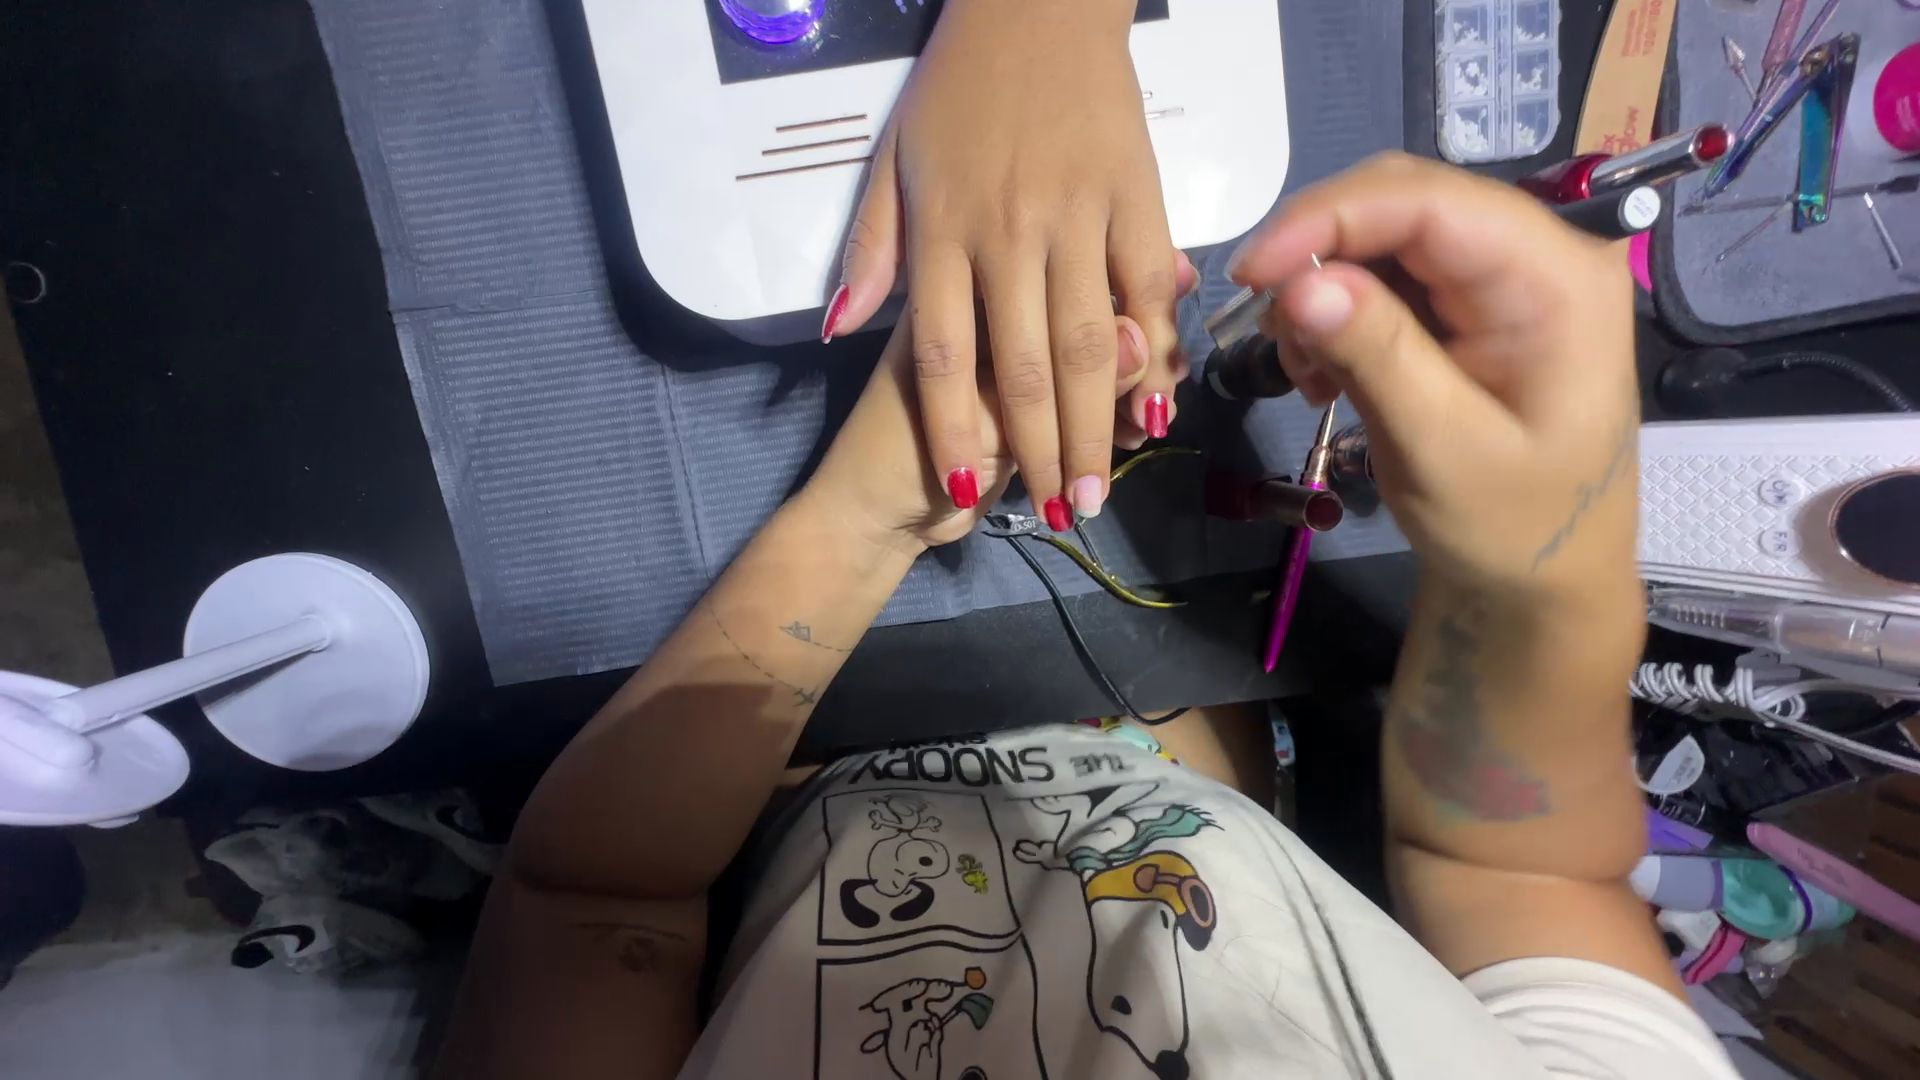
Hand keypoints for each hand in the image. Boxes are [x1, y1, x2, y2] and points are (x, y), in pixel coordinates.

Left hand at [824, 0, 1185, 528]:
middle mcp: (1008, 235)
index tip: (968, 492)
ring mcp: (1077, 217)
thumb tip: (838, 330)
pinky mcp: (1136, 198)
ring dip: (1096, 425)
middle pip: (1024, 368)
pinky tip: (1159, 407)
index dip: (953, 430)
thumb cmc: (956, 90)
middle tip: (1063, 515)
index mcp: (943, 234)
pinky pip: (1146, 289)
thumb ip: (870, 252)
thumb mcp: (892, 165)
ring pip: (1089, 343)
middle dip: (1043, 452)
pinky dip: (1156, 352)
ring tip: (1101, 487)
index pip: (942, 356)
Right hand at [1228, 154, 1639, 601]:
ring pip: (1376, 243)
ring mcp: (1490, 283)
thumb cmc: (1504, 521)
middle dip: (1315, 254)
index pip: (1431, 204)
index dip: (1329, 219)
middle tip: (1262, 324)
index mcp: (1551, 281)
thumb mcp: (1437, 447)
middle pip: (1400, 206)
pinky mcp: (1457, 311)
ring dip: (1317, 296)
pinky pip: (1375, 285)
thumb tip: (1296, 287)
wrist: (1531, 570)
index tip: (1249, 274)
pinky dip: (1329, 320)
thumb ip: (1377, 356)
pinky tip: (1323, 376)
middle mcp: (1526, 258)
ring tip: (1306, 375)